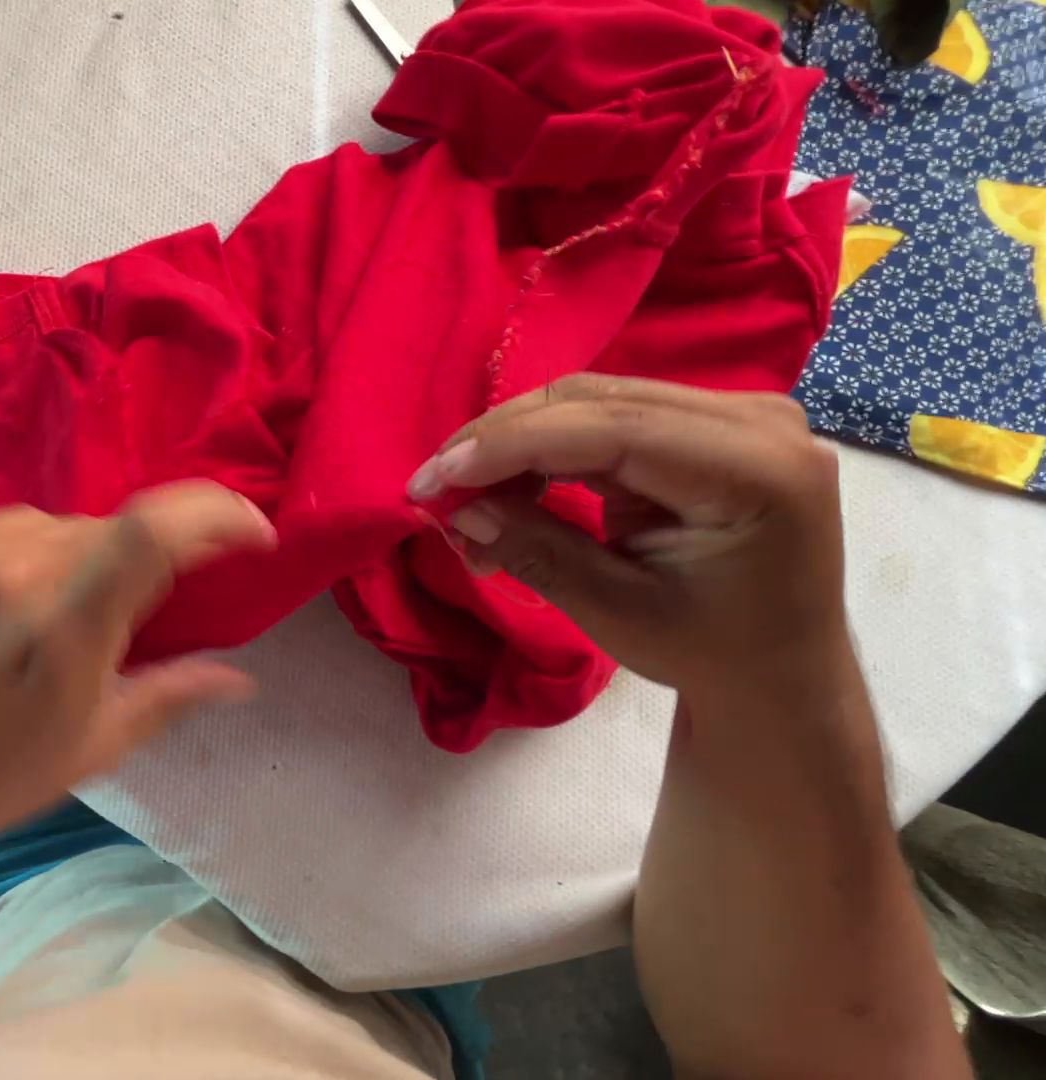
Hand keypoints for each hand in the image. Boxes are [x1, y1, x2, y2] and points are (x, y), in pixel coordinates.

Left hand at [0, 481, 275, 859]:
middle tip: (154, 611)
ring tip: (85, 615)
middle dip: (156, 558)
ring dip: (101, 557)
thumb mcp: (96, 745)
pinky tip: (39, 596)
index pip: (149, 533)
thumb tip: (242, 679)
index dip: (214, 515)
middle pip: (118, 530)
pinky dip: (53, 551)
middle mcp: (14, 571)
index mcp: (61, 627)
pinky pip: (25, 526)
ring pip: (73, 527)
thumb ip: (173, 695)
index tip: (253, 534)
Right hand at [407, 375, 847, 699]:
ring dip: (511, 447)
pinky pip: (597, 420)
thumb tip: (460, 512)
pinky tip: (506, 492)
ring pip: (586, 402)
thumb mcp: (614, 611)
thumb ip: (536, 551)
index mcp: (756, 470)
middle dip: (500, 441)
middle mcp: (753, 420)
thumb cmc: (708, 653)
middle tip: (433, 490)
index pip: (612, 429)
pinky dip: (538, 453)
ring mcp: (728, 416)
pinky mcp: (698, 426)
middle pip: (593, 401)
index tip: (434, 479)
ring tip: (466, 503)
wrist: (774, 671)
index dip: (512, 445)